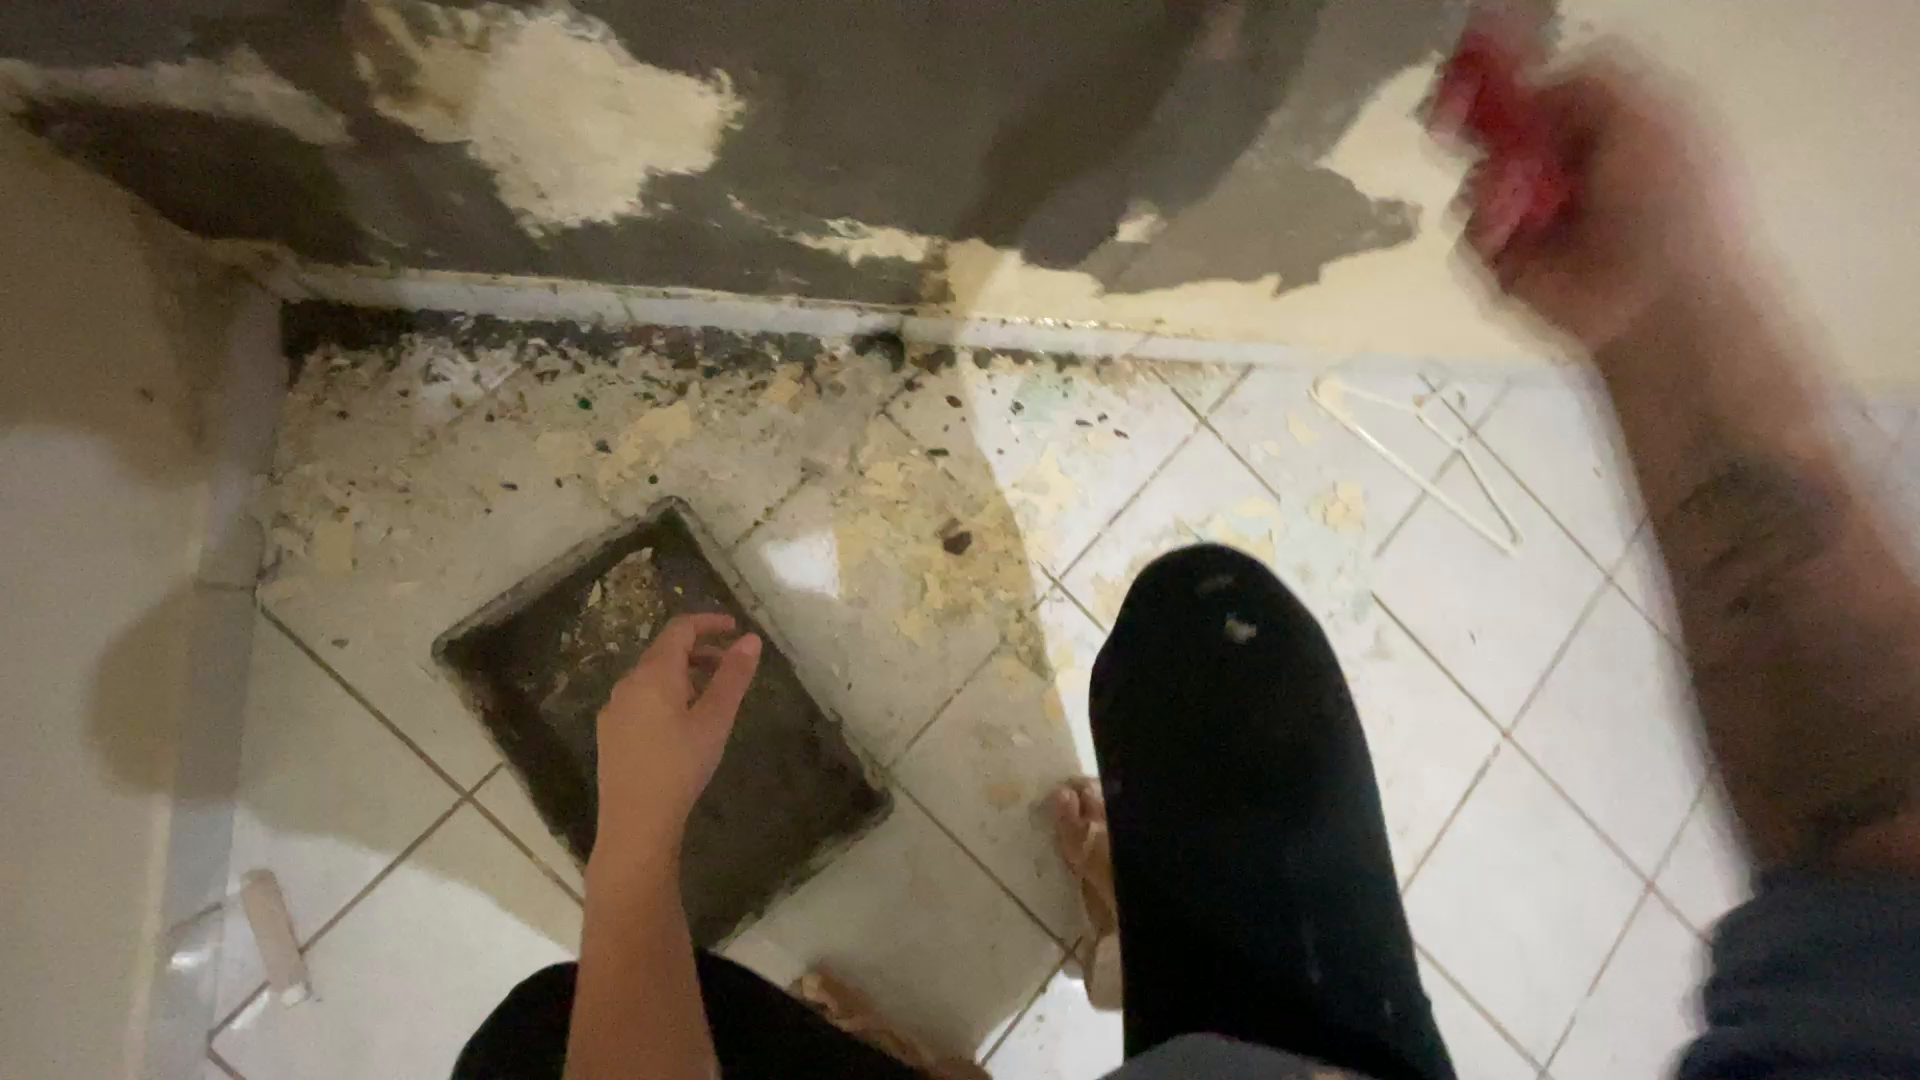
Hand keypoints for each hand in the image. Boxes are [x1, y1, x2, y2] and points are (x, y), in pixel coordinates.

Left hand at [592, 613, 761, 868]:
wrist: (635, 823)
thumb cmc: (681, 765)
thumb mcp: (716, 719)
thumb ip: (733, 676)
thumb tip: (751, 640)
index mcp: (654, 674)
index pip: (680, 629)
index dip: (709, 623)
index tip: (735, 628)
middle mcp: (628, 683)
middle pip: (665, 651)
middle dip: (700, 650)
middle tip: (731, 665)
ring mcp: (614, 708)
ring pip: (653, 676)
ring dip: (685, 673)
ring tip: (713, 696)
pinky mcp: (610, 732)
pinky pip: (642, 697)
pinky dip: (667, 694)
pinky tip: (683, 723)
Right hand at [1454, 52, 1736, 351]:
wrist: (1649, 296)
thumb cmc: (1666, 205)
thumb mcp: (1650, 119)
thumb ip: (1594, 84)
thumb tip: (1531, 77)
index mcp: (1590, 125)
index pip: (1527, 88)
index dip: (1491, 76)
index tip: (1460, 75)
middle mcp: (1550, 164)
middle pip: (1486, 132)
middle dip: (1466, 127)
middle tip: (1445, 126)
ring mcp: (1520, 213)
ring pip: (1472, 184)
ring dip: (1489, 192)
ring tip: (1519, 214)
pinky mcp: (1496, 259)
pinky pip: (1465, 234)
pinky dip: (1484, 234)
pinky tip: (1511, 241)